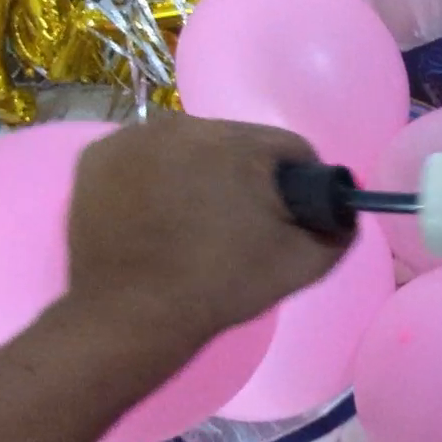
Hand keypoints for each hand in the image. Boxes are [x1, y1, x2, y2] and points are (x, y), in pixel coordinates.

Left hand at [65, 109, 346, 344]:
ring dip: (206, 173)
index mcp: (239, 144)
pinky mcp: (96, 156)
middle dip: (251, 176)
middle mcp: (184, 125)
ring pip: (194, 147)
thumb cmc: (225, 285)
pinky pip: (150, 156)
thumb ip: (340, 230)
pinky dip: (161, 177)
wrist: (132, 316)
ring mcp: (133, 137)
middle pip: (241, 142)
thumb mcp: (306, 264)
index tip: (292, 215)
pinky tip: (162, 215)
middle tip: (246, 224)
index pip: (293, 148)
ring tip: (200, 221)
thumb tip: (345, 213)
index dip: (302, 182)